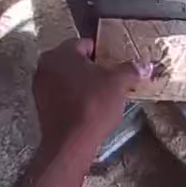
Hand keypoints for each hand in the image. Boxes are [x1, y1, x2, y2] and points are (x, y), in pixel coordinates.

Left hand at [34, 39, 141, 154]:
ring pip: (68, 79)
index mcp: (61, 53)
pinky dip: (74, 98)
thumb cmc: (92, 106)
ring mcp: (40, 87)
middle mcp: (45, 66)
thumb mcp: (118, 84)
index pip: (86, 44)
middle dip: (93, 69)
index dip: (105, 53)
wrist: (70, 143)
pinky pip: (62, 95)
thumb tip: (145, 64)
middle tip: (111, 79)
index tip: (116, 64)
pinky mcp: (41, 106)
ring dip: (83, 84)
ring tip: (101, 95)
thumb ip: (131, 70)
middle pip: (75, 61)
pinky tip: (88, 108)